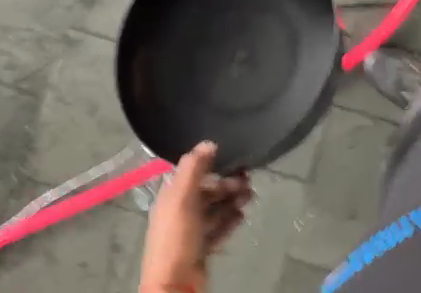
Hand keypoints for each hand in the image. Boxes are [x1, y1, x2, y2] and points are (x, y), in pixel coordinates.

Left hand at [140, 142, 253, 292]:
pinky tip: (242, 216)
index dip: (211, 163)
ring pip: (214, 208)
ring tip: (250, 195)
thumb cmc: (177, 237)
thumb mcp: (182, 198)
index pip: (192, 172)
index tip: (233, 156)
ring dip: (232, 200)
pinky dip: (230, 220)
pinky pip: (218, 228)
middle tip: (248, 178)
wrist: (176, 284)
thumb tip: (209, 142)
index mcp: (171, 197)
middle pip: (206, 190)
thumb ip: (193, 168)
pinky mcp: (202, 247)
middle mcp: (180, 211)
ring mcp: (191, 231)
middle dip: (227, 183)